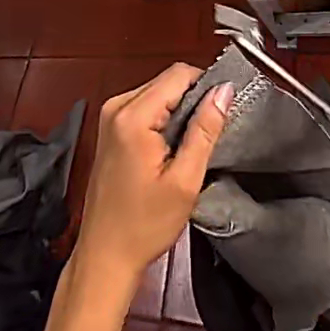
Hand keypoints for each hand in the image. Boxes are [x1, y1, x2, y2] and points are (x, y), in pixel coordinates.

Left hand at [76, 63, 233, 279]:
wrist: (105, 256)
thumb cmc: (144, 225)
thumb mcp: (185, 179)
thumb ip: (205, 129)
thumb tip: (224, 90)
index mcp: (132, 117)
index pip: (179, 74)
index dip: (207, 86)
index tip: (222, 113)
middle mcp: (116, 108)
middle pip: (168, 81)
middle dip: (194, 100)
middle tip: (207, 136)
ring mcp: (110, 117)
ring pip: (160, 92)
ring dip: (181, 111)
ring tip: (190, 147)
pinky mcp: (111, 129)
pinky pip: (147, 107)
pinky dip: (165, 120)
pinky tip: (172, 150)